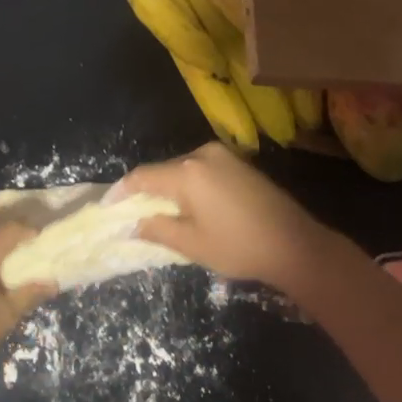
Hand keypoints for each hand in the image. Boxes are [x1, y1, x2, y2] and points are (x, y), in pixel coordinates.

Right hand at [121, 142, 349, 291]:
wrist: (295, 244)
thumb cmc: (239, 247)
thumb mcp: (192, 244)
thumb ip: (159, 229)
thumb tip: (135, 224)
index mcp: (188, 172)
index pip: (142, 176)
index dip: (121, 191)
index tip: (107, 206)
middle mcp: (203, 154)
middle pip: (163, 169)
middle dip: (145, 190)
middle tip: (130, 212)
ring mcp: (224, 156)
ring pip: (183, 168)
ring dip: (168, 187)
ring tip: (157, 211)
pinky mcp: (239, 163)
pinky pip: (201, 169)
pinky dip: (188, 184)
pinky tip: (187, 205)